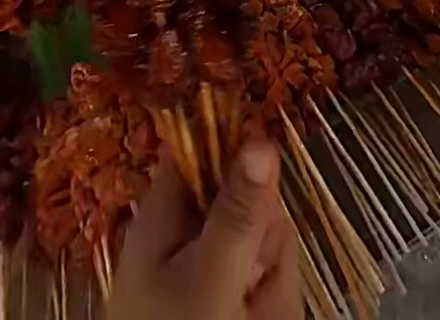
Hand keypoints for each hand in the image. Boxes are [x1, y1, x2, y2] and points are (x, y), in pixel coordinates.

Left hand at [115, 139, 300, 319]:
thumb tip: (263, 137)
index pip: (198, 150)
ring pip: (270, 232)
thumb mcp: (208, 282)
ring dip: (272, 272)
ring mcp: (218, 265)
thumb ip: (238, 213)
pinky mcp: (241, 293)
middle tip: (250, 274)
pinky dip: (276, 297)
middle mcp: (190, 234)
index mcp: (162, 220)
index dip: (233, 140)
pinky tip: (260, 319)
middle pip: (249, 191)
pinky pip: (277, 269)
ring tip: (251, 313)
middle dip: (265, 229)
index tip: (267, 153)